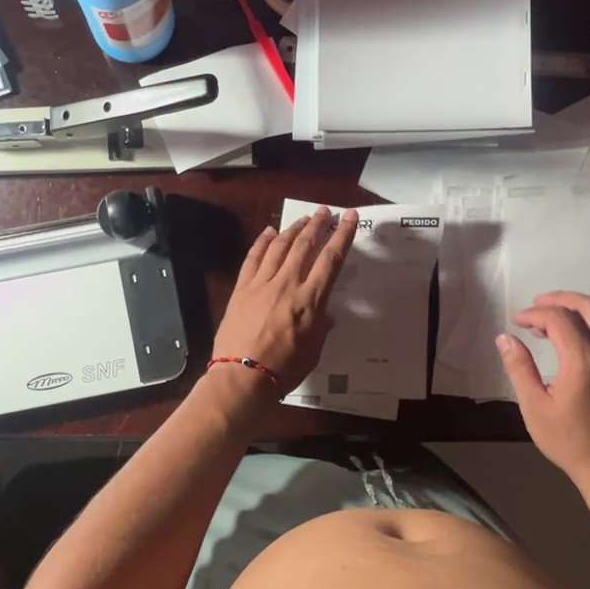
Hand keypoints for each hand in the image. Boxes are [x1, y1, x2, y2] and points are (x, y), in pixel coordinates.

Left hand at [211, 205, 357, 401]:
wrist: (242, 376)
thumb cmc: (284, 369)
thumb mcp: (314, 351)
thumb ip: (320, 328)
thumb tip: (325, 315)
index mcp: (311, 300)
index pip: (330, 259)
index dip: (342, 235)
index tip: (348, 217)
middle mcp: (288, 284)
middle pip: (305, 245)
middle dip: (317, 225)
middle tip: (324, 212)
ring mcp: (262, 283)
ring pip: (280, 246)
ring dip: (293, 229)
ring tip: (302, 219)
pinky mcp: (242, 288)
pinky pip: (253, 258)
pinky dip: (262, 242)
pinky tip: (269, 233)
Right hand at [496, 292, 589, 487]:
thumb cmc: (569, 441)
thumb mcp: (534, 407)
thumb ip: (520, 368)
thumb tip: (506, 338)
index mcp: (584, 361)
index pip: (560, 318)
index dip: (535, 313)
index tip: (516, 322)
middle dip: (561, 299)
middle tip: (537, 305)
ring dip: (575, 313)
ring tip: (548, 324)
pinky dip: (586, 330)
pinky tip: (567, 347)